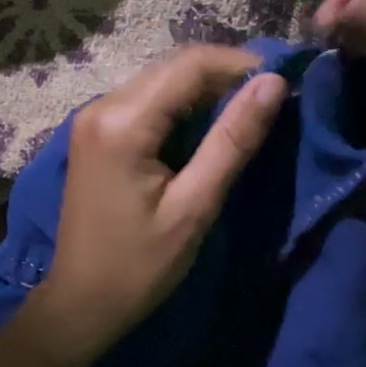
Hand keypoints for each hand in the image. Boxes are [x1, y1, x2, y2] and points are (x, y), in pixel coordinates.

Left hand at [20, 46, 287, 366]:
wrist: (81, 302)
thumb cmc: (138, 265)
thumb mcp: (194, 206)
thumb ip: (232, 141)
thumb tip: (273, 84)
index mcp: (122, 121)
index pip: (190, 65)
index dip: (241, 64)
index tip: (284, 81)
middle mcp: (102, 105)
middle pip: (173, 67)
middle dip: (225, 75)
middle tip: (272, 100)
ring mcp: (94, 117)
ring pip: (161, 80)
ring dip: (205, 89)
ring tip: (248, 113)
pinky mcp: (96, 132)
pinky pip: (146, 101)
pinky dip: (182, 105)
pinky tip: (209, 128)